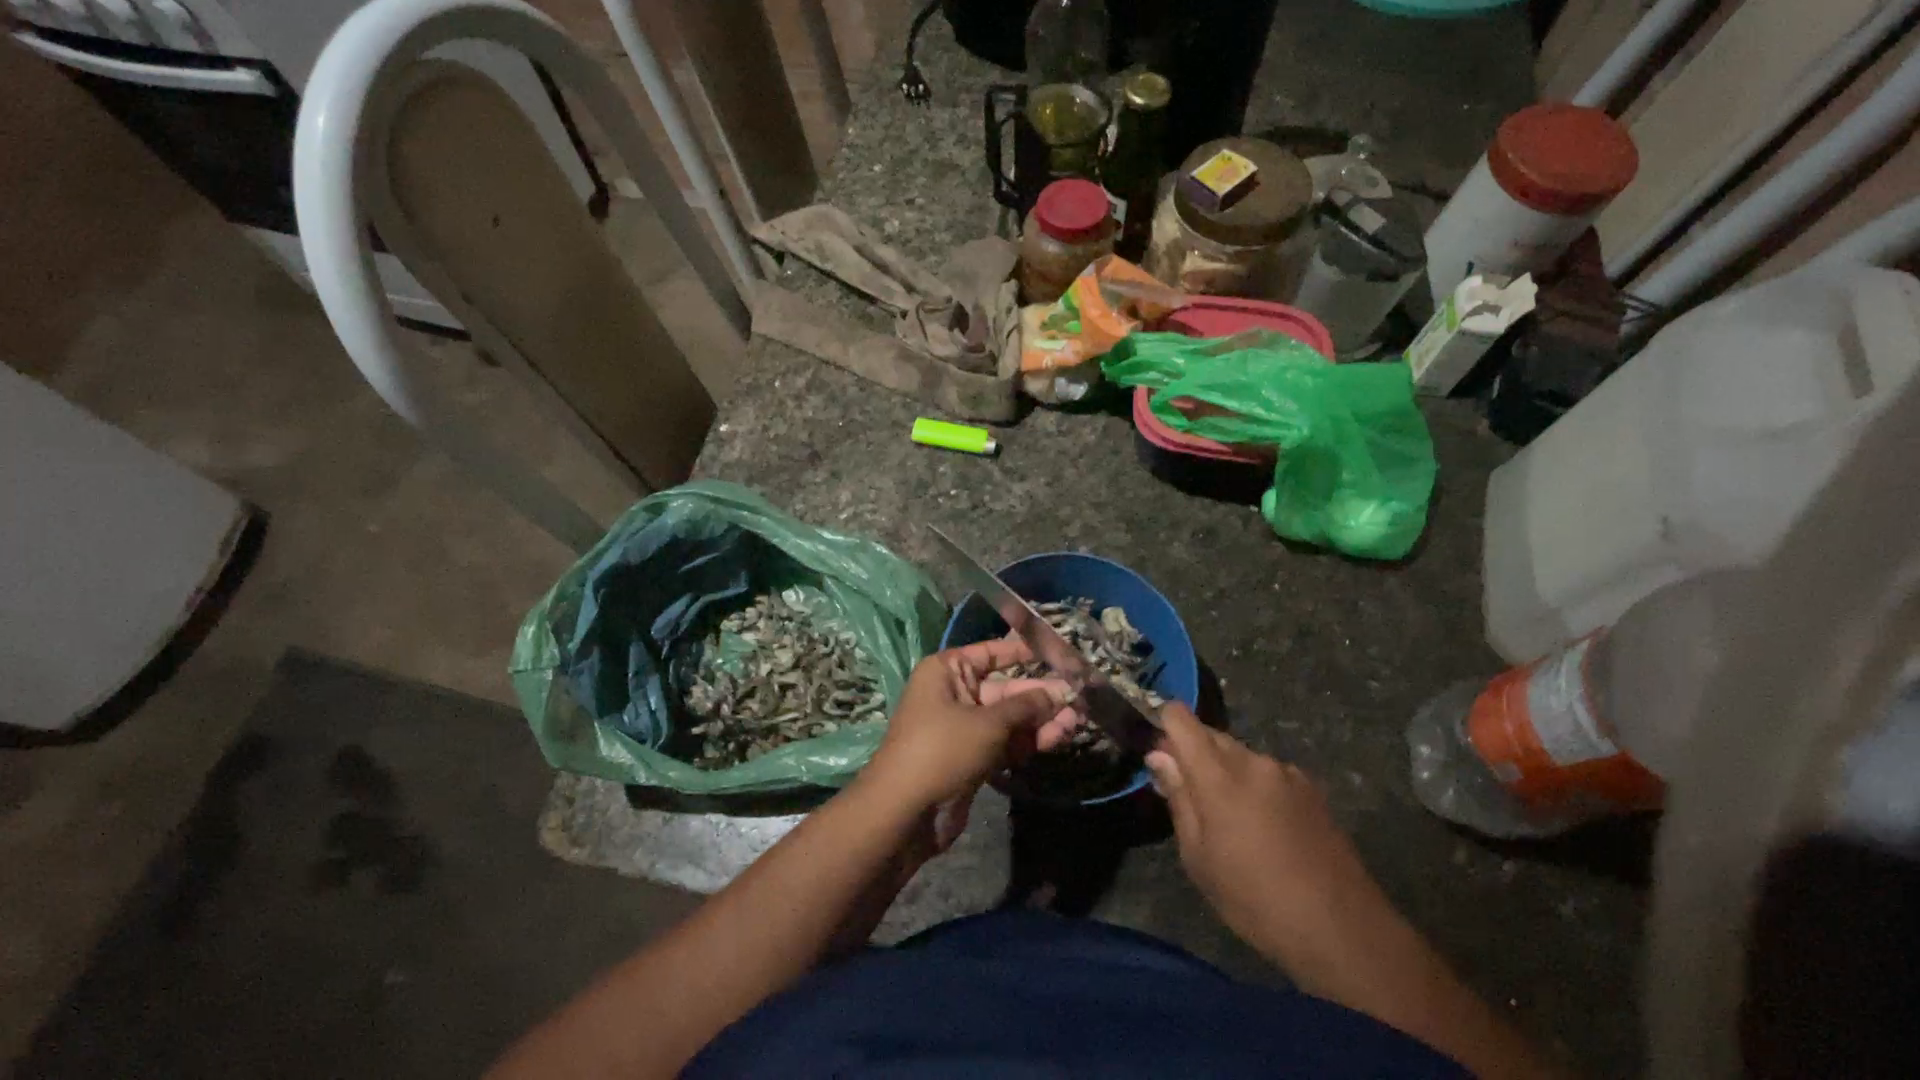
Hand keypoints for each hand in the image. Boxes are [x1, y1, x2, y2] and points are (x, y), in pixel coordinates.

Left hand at [860, 639, 1076, 834]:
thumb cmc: (942, 750)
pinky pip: (1005, 743)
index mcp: (946, 672)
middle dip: (1040, 695)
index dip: (1024, 652)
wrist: (905, 811)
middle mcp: (954, 694)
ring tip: (1076, 721)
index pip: (991, 653)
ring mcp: (963, 729)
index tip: (1059, 652)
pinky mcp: (971, 759)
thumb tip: (1058, 694)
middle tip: (1079, 698)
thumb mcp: (988, 723)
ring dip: (1040, 721)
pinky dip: (1028, 741)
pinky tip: (1058, 738)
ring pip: (1009, 719)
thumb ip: (1025, 707)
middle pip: (1005, 689)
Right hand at [1146, 703, 1384, 959]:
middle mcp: (1254, 761)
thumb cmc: (1253, 900)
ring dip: (1227, 774)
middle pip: (1211, 737)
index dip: (1164, 726)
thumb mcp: (1198, 858)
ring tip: (1231, 823)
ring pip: (1241, 757)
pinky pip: (1269, 775)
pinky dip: (1256, 788)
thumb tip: (1159, 755)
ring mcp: (1287, 773)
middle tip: (1189, 799)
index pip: (1180, 719)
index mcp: (1219, 775)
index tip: (1158, 754)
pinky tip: (1266, 830)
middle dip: (1194, 756)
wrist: (1339, 927)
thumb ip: (1179, 798)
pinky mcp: (1312, 789)